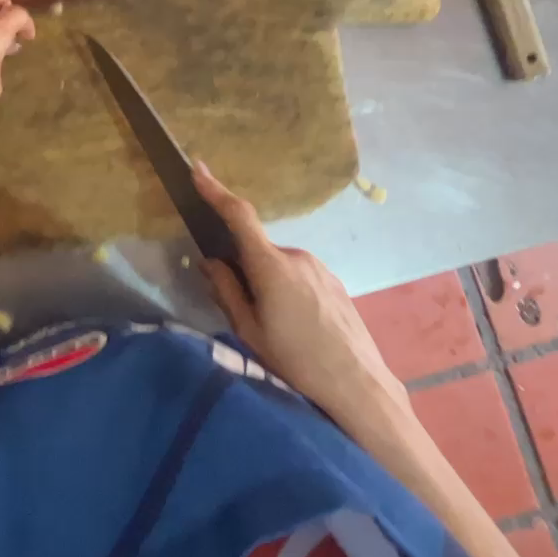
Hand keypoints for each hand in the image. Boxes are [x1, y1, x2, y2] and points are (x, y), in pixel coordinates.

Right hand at [193, 161, 406, 420]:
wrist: (359, 387)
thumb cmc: (296, 360)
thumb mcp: (249, 330)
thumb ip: (226, 291)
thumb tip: (211, 262)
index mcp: (270, 266)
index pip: (239, 216)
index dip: (216, 191)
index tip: (198, 169)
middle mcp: (297, 256)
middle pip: (256, 250)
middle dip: (243, 269)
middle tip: (242, 310)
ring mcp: (319, 267)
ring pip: (278, 266)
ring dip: (267, 284)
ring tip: (276, 328)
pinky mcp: (334, 281)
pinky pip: (298, 276)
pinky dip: (287, 291)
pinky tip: (298, 327)